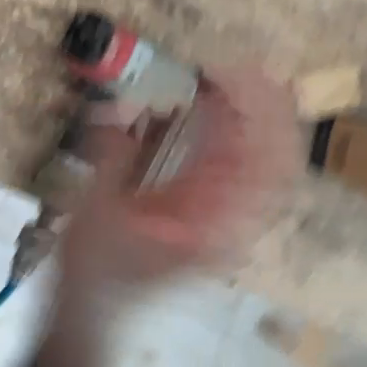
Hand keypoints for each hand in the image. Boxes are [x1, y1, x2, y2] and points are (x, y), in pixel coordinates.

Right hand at [58, 68, 298, 297]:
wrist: (95, 302)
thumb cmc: (96, 260)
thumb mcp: (96, 205)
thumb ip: (110, 154)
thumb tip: (115, 103)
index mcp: (211, 222)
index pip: (255, 164)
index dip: (252, 114)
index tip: (231, 72)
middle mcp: (229, 219)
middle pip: (270, 159)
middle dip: (265, 108)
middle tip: (247, 63)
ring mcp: (222, 214)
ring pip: (261, 162)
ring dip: (256, 117)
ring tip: (241, 73)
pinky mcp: (206, 208)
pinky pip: (237, 167)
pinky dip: (236, 132)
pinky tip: (220, 105)